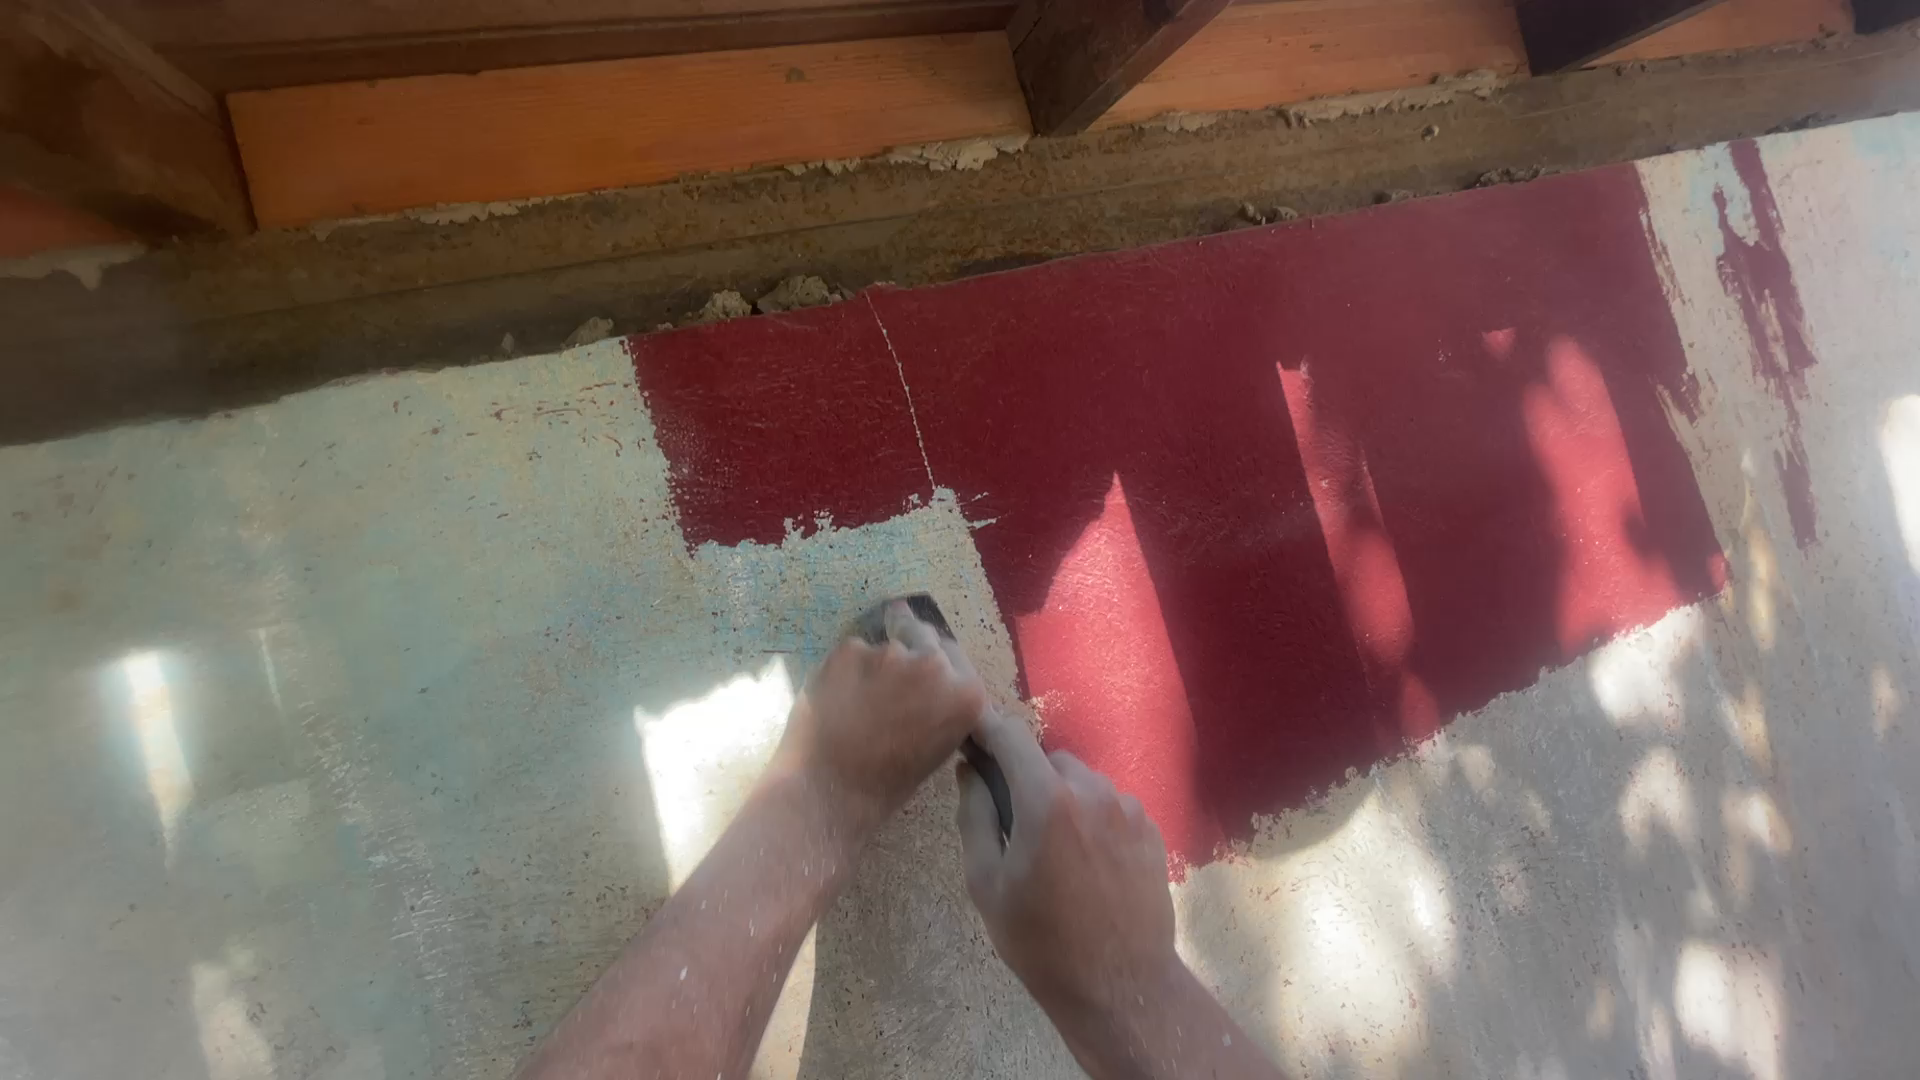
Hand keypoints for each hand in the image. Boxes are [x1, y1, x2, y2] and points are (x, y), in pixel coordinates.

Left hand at [775, 601, 988, 838]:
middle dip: (910, 653)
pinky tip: (836, 698)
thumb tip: (930, 684)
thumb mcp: (937, 746)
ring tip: (856, 702)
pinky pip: (852, 653)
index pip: (955, 658)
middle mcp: (934, 665)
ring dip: (875, 666)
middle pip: (924, 639)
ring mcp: (890, 653)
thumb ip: (942, 706)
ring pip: (884, 648)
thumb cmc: (885, 783)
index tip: (921, 672)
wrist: (828, 791)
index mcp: (966, 694)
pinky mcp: (851, 650)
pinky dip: (845, 670)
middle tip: (888, 683)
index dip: (936, 665)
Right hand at [955, 712, 1178, 1024]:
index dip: (987, 728)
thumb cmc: (1041, 941)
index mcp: (1047, 800)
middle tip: (1018, 822)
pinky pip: (1109, 803)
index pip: (1011, 736)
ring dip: (1062, 796)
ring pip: (1081, 780)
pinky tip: (1089, 860)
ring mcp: (1127, 807)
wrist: (1121, 989)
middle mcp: (1092, 790)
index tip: (972, 730)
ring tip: (1058, 849)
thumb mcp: (987, 883)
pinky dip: (1092, 816)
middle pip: (1047, 760)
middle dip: (1028, 777)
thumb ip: (975, 816)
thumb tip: (970, 770)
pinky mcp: (1149, 826)